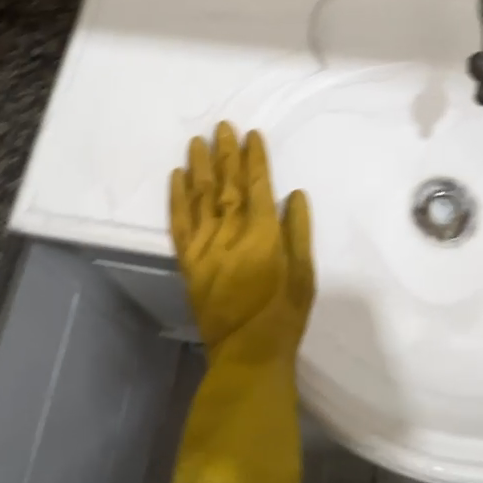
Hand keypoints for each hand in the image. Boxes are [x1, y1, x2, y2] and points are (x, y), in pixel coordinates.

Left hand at [165, 124, 314, 482]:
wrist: (247, 356)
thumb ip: (298, 233)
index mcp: (263, 236)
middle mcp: (231, 235)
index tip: (252, 135)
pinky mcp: (188, 262)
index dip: (254, 158)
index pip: (258, 186)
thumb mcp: (305, 276)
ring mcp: (206, 248)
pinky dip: (177, 198)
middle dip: (226, 153)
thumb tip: (294, 193)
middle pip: (227, 184)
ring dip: (200, 166)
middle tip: (223, 126)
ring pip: (201, 197)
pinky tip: (177, 176)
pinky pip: (180, 224)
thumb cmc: (284, 317)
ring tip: (198, 141)